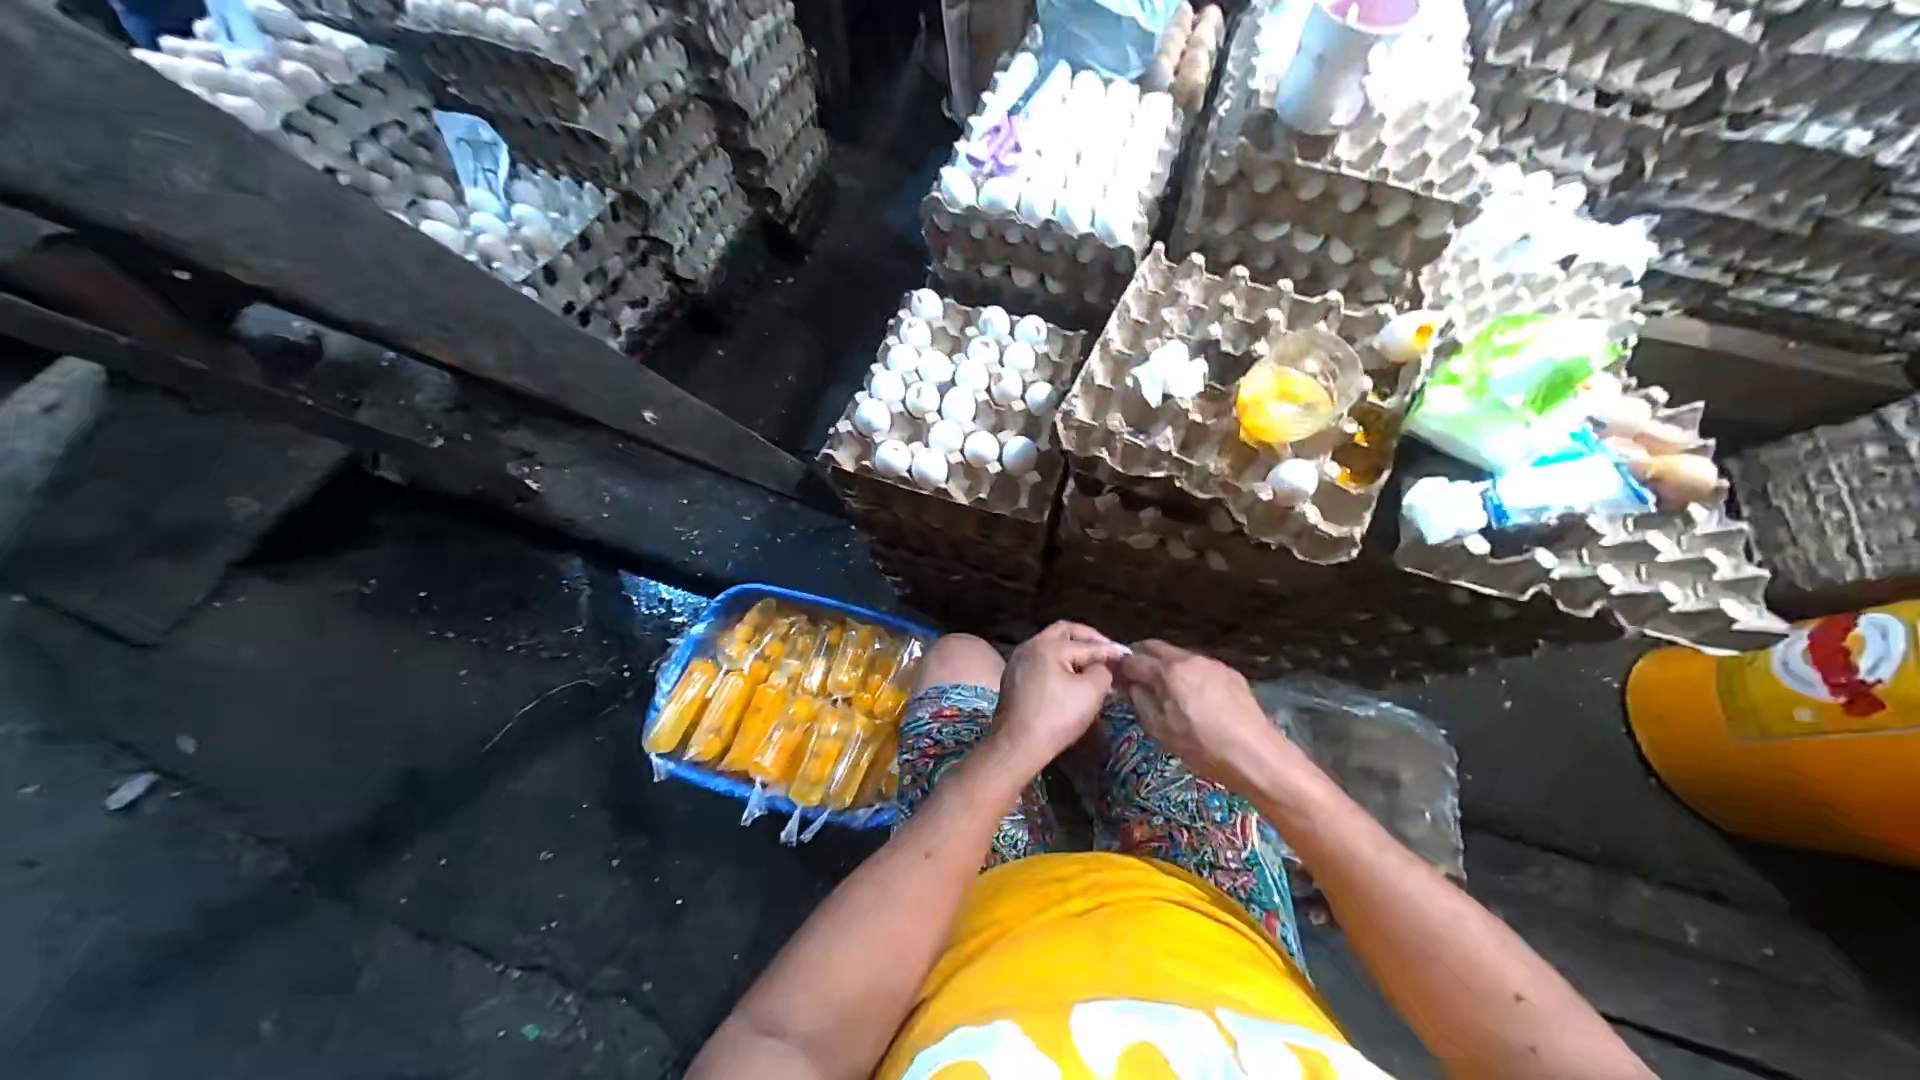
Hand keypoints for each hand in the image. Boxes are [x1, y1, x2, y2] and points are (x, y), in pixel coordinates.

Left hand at [993, 621, 1128, 768]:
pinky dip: (1057, 661)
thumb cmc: (1056, 717)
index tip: (1126, 656)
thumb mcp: (1091, 693)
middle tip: (1106, 650)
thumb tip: (1102, 665)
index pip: (1086, 644)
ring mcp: (1018, 660)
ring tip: (1090, 663)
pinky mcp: (1013, 676)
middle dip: (1088, 639)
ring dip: (1071, 649)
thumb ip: (1103, 670)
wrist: (1017, 745)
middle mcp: (1029, 646)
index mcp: (1048, 646)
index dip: (1109, 650)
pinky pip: (1040, 659)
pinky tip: (1069, 675)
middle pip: (1064, 632)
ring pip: (1050, 644)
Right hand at [1116, 640, 1304, 793]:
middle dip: (1140, 658)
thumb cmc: (1203, 747)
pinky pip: (1198, 665)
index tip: (1113, 678)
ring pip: (1177, 654)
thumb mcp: (1160, 730)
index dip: (1119, 668)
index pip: (1132, 659)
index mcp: (1169, 671)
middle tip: (1133, 679)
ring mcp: (1212, 663)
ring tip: (1164, 690)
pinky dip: (1186, 673)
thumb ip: (1139, 700)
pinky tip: (1192, 697)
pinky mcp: (1230, 672)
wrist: (1258, 756)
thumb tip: (1129, 683)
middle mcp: (1189, 658)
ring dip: (1164, 665)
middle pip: (1154, 647)